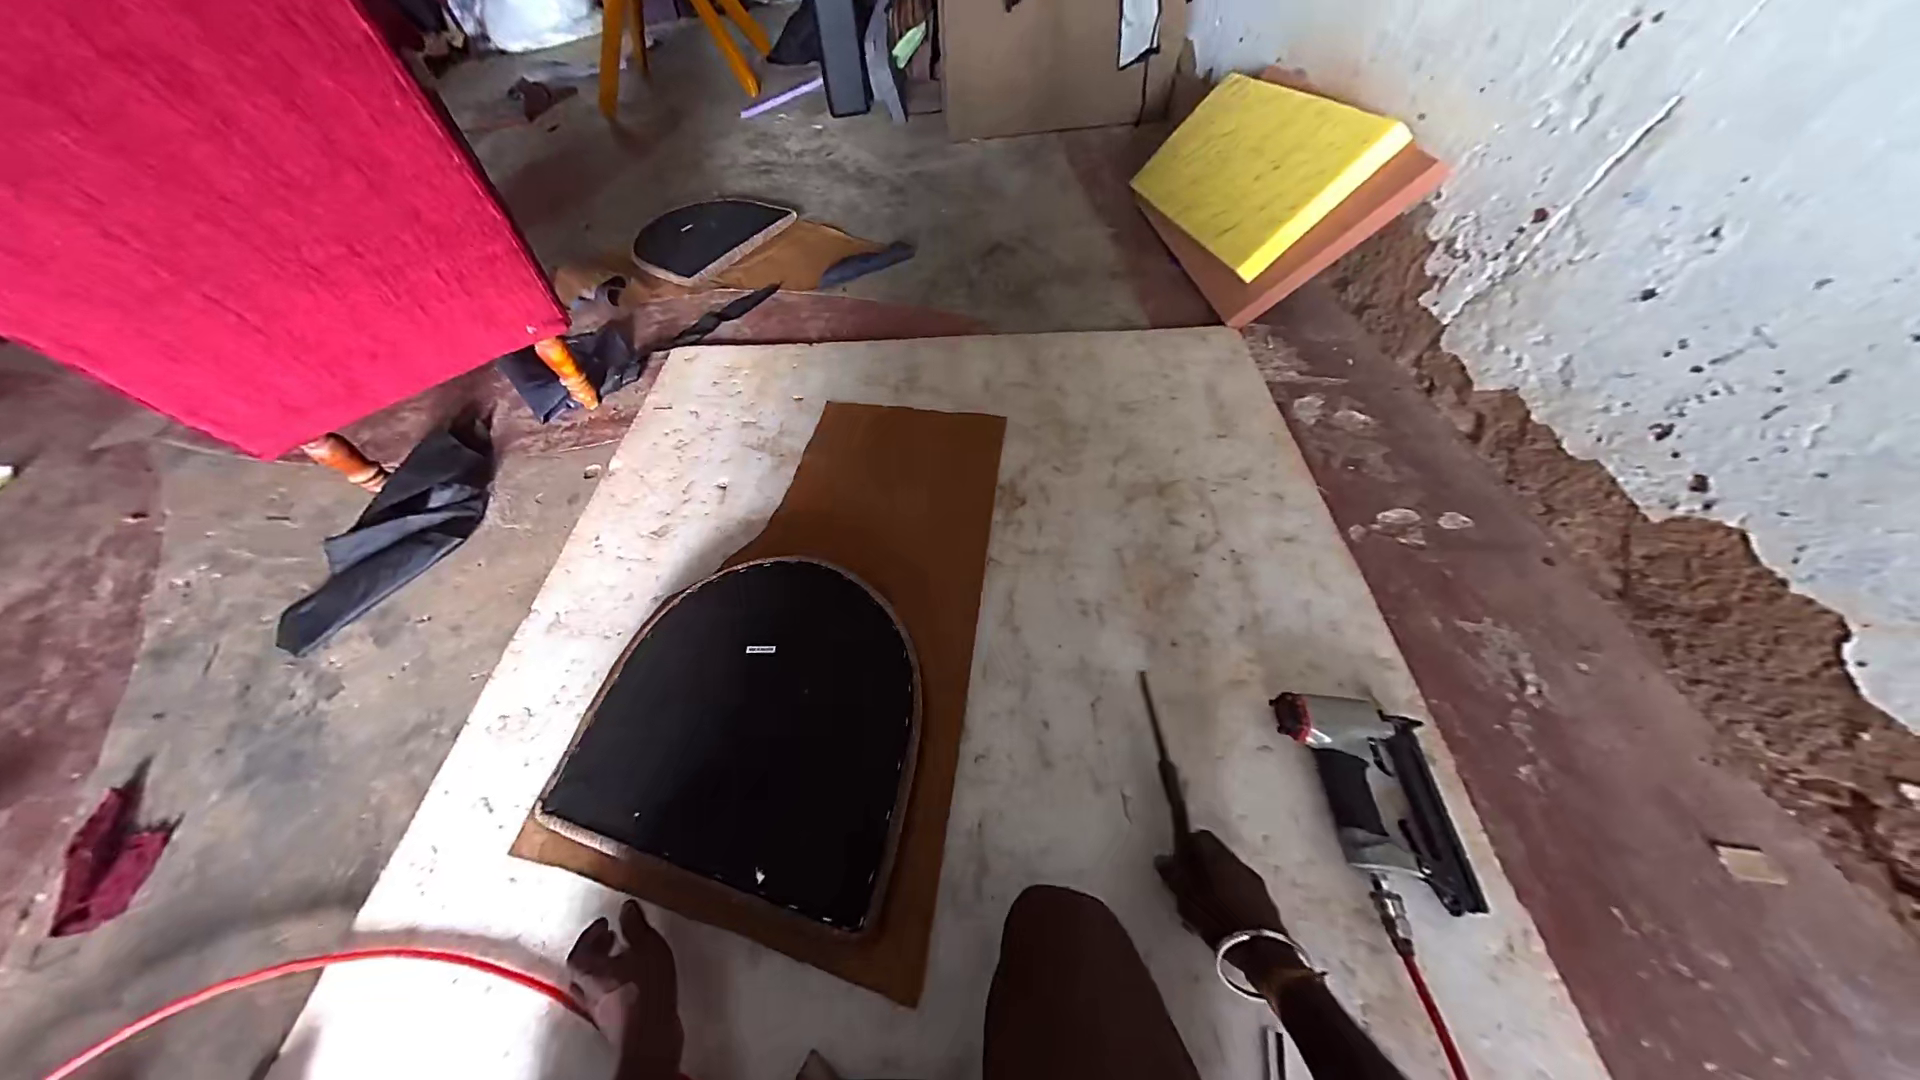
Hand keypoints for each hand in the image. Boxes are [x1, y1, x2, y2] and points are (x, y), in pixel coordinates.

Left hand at [567, 899, 682, 1079]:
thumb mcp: (647, 946)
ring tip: (623, 955)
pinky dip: (613, 982)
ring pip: (591, 985)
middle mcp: (587, 992)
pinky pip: (604, 996)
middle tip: (610, 937)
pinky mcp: (611, 1022)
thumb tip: (626, 909)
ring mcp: (597, 1010)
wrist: (650, 1036)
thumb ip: (635, 926)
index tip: (604, 923)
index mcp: (590, 971)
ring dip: (603, 968)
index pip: (580, 949)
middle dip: (595, 950)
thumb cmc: (646, 990)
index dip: (591, 934)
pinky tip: (632, 978)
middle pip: (582, 968)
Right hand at [1155, 830, 1303, 982]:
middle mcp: (1237, 862)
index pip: (1200, 836)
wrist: (1263, 951)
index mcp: (1217, 857)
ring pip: (1227, 872)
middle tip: (1187, 887)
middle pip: (1214, 854)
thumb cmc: (1219, 920)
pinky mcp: (1264, 900)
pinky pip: (1239, 888)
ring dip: (1214, 882)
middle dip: (1200, 866)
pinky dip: (1229, 895)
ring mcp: (1253, 880)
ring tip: (1203, 906)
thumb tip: (1162, 858)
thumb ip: (1173, 876)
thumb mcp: (1187, 900)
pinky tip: (1221, 916)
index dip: (1186, 846)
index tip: (1177, 863)